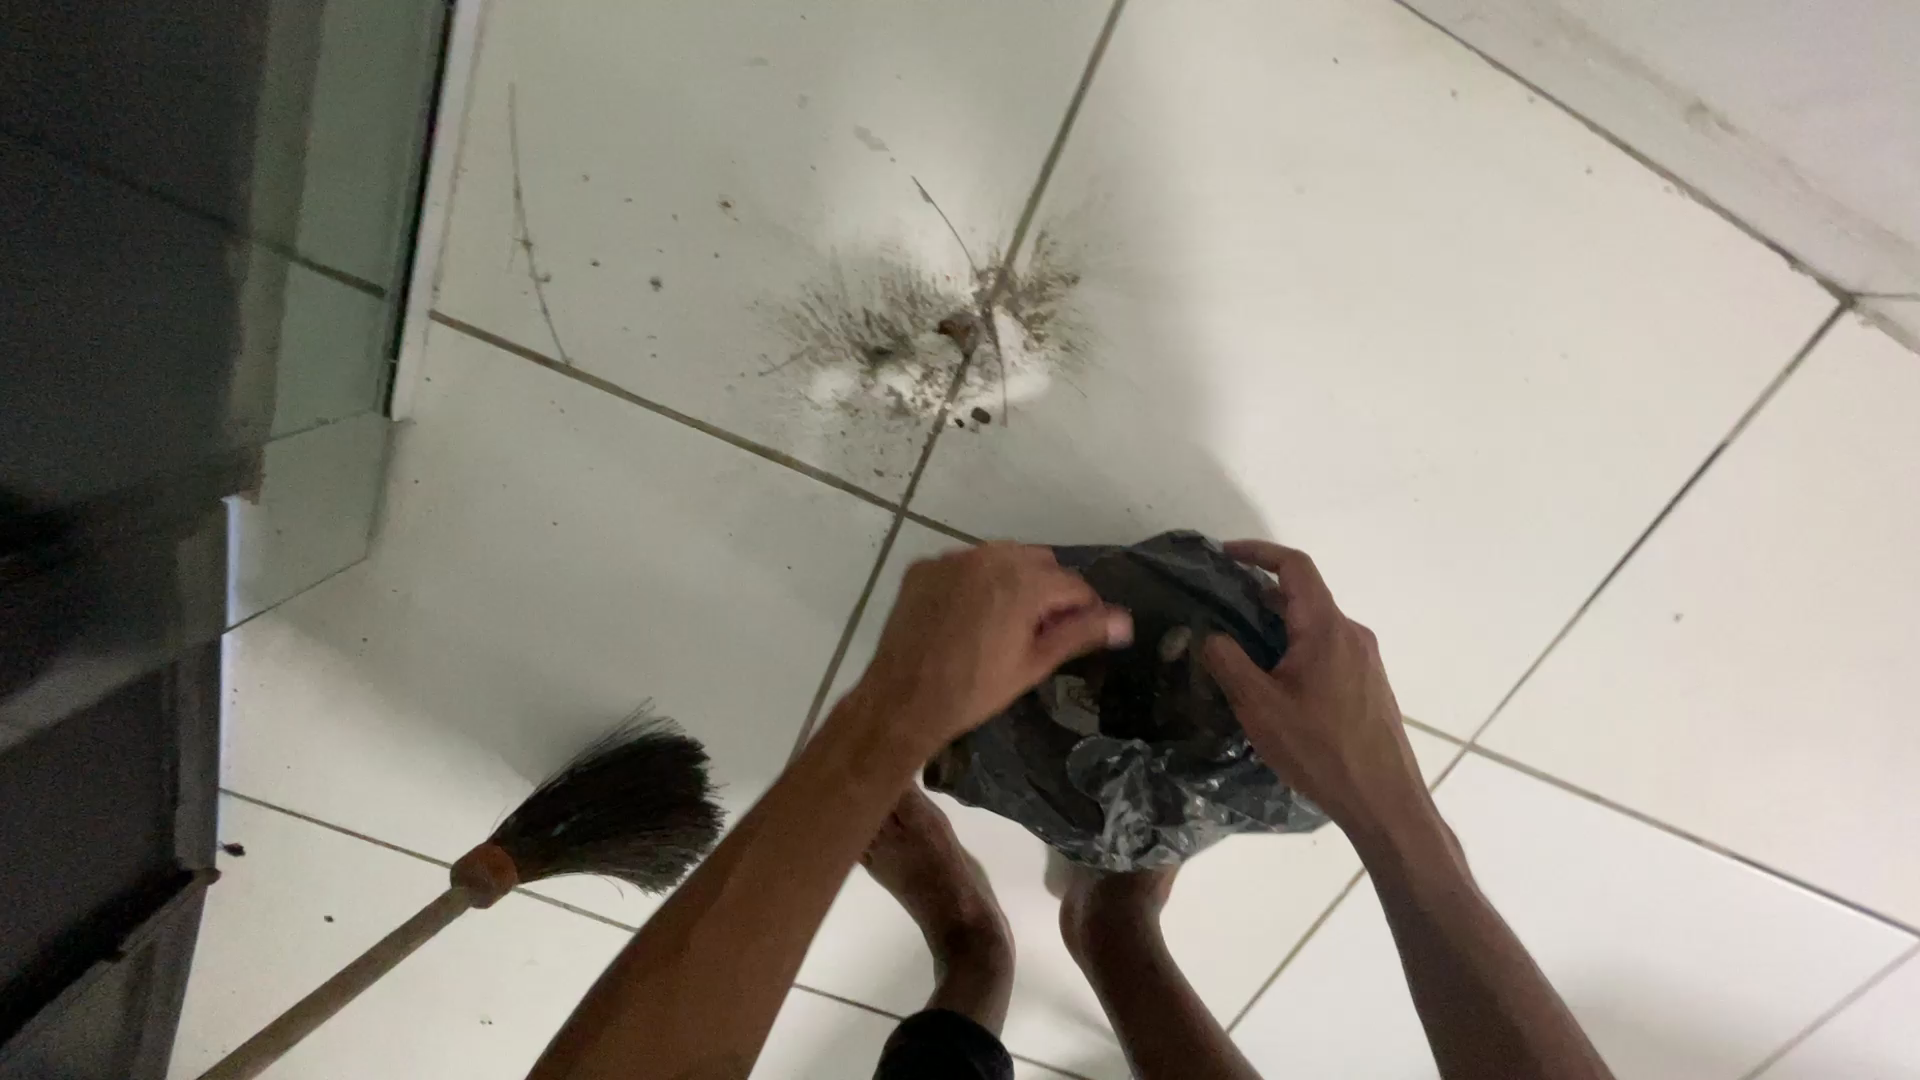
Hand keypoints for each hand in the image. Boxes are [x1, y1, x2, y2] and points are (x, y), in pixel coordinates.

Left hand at [848, 543, 1132, 754]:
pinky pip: (964, 564)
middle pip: (1039, 562)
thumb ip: (1080, 633)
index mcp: (1023, 581)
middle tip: (1040, 629)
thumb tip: (1125, 621)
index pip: (1073, 584)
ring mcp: (952, 559)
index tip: (1080, 631)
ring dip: (1013, 580)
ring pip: (1001, 557)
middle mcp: (989, 557)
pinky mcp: (924, 567)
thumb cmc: (975, 689)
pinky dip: (974, 581)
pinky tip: (967, 615)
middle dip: (1049, 590)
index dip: (1084, 609)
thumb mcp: (1034, 664)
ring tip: (1005, 622)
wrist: (903, 699)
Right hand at [1200, 540, 1429, 837]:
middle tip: (1217, 608)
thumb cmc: (1320, 749)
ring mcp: (1364, 660)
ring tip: (1237, 648)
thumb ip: (1227, 661)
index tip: (1223, 555)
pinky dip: (1293, 647)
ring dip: (1274, 625)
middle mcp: (1351, 634)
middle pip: (1303, 595)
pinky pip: (1325, 649)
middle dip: (1257, 593)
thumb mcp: (1258, 705)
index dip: (1258, 552)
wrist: (1385, 803)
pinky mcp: (1367, 684)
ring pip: (1313, 625)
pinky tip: (1271, 682)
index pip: (1295, 567)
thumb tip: (1210, 635)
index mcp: (1327, 629)